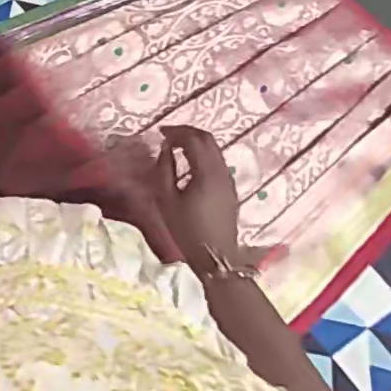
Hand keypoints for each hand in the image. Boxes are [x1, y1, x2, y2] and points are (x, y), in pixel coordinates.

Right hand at [153, 125, 241, 267]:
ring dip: (196, 142)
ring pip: (215, 149)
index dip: (176, 131)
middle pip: (207, 139)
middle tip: (169, 135)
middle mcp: (222, 171)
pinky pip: (217, 161)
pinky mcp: (230, 189)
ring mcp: (228, 180)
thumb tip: (165, 149)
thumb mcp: (166, 199)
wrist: (215, 258)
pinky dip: (203, 153)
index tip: (160, 133)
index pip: (193, 139)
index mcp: (206, 172)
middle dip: (188, 132)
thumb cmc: (187, 230)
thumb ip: (164, 169)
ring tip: (177, 146)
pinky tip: (190, 163)